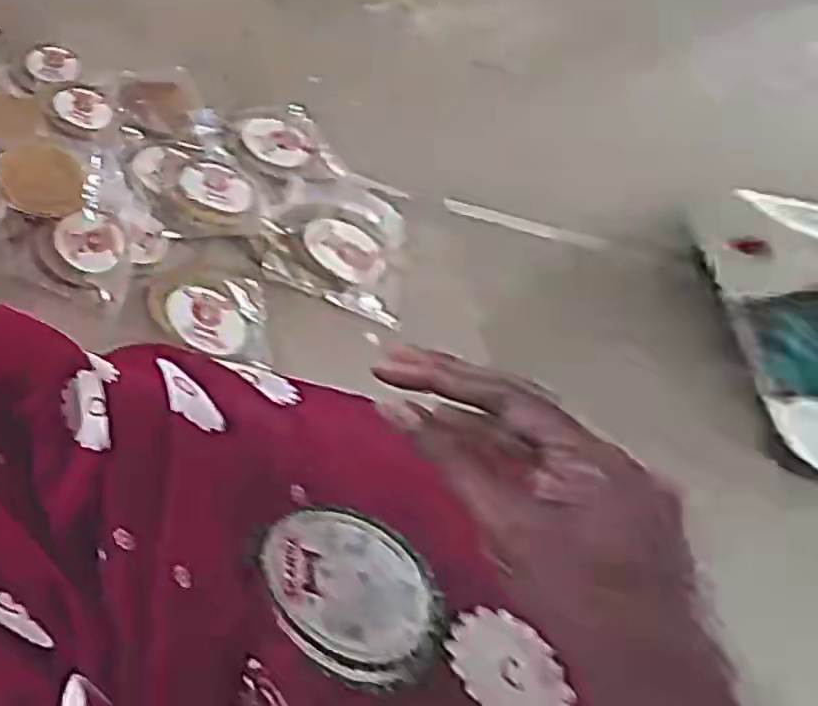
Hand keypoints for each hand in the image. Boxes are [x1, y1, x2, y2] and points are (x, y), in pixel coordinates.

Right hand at [374, 346, 736, 705]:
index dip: (444, 377)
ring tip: (406, 387)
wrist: (642, 672)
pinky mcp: (591, 501)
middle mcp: (608, 461)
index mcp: (598, 462)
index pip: (511, 399)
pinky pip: (528, 455)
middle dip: (450, 380)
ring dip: (461, 408)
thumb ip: (446, 457)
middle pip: (518, 404)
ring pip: (521, 428)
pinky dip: (481, 439)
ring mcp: (604, 481)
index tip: (391, 367)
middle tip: (393, 362)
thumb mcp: (501, 521)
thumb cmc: (574, 597)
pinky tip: (442, 428)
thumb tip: (391, 407)